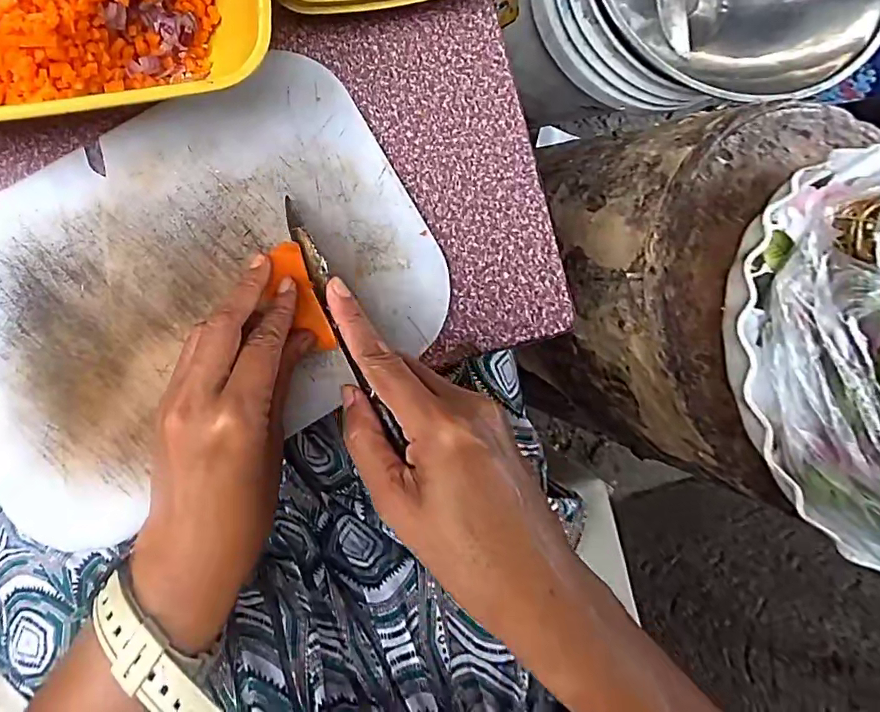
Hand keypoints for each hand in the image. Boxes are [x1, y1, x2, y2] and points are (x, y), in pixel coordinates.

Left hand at [127, 254, 314, 653]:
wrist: (183, 554)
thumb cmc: (243, 517)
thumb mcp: (272, 452)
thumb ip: (280, 388)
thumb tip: (299, 340)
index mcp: (234, 418)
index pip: (260, 347)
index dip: (279, 312)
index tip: (293, 285)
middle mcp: (197, 400)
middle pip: (221, 328)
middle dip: (244, 290)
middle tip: (266, 262)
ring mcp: (172, 400)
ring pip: (199, 335)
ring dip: (225, 306)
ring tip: (249, 283)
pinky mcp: (161, 404)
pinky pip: (189, 355)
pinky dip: (210, 333)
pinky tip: (229, 325)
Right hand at [332, 278, 573, 642]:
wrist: (542, 593)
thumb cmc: (466, 559)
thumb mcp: (397, 505)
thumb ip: (365, 441)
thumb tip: (353, 396)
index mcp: (440, 427)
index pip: (383, 363)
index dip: (354, 323)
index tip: (337, 288)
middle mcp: (469, 407)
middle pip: (405, 369)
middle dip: (377, 377)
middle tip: (364, 419)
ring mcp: (490, 413)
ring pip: (426, 384)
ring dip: (402, 401)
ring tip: (407, 462)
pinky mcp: (499, 424)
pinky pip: (447, 400)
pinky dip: (425, 413)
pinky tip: (429, 460)